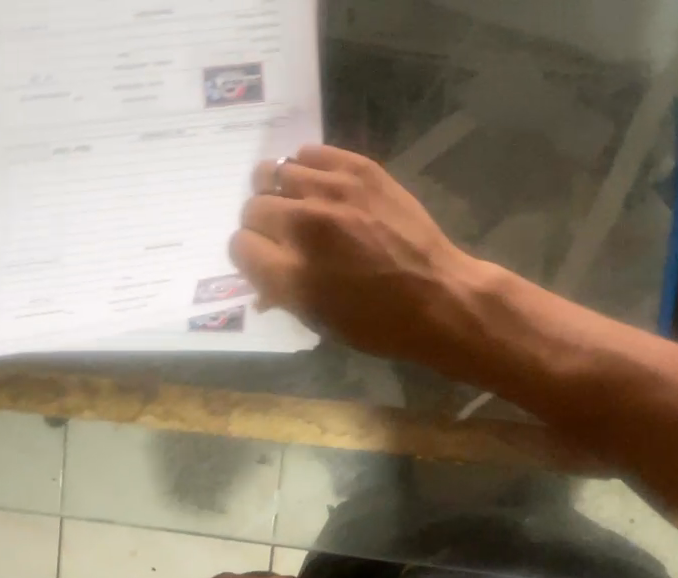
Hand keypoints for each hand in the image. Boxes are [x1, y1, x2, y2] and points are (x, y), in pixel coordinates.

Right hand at [228, 145, 498, 370]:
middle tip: (282, 235)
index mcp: (292, 275)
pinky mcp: (359, 169)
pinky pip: (309, 152)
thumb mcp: (321, 323)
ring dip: (280, 191)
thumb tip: (260, 280)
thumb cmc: (379, 324)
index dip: (250, 255)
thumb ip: (282, 294)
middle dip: (262, 224)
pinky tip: (319, 186)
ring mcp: (333, 192)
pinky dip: (307, 168)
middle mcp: (304, 226)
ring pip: (275, 173)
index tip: (264, 259)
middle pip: (253, 207)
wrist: (438, 297)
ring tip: (298, 205)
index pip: (240, 245)